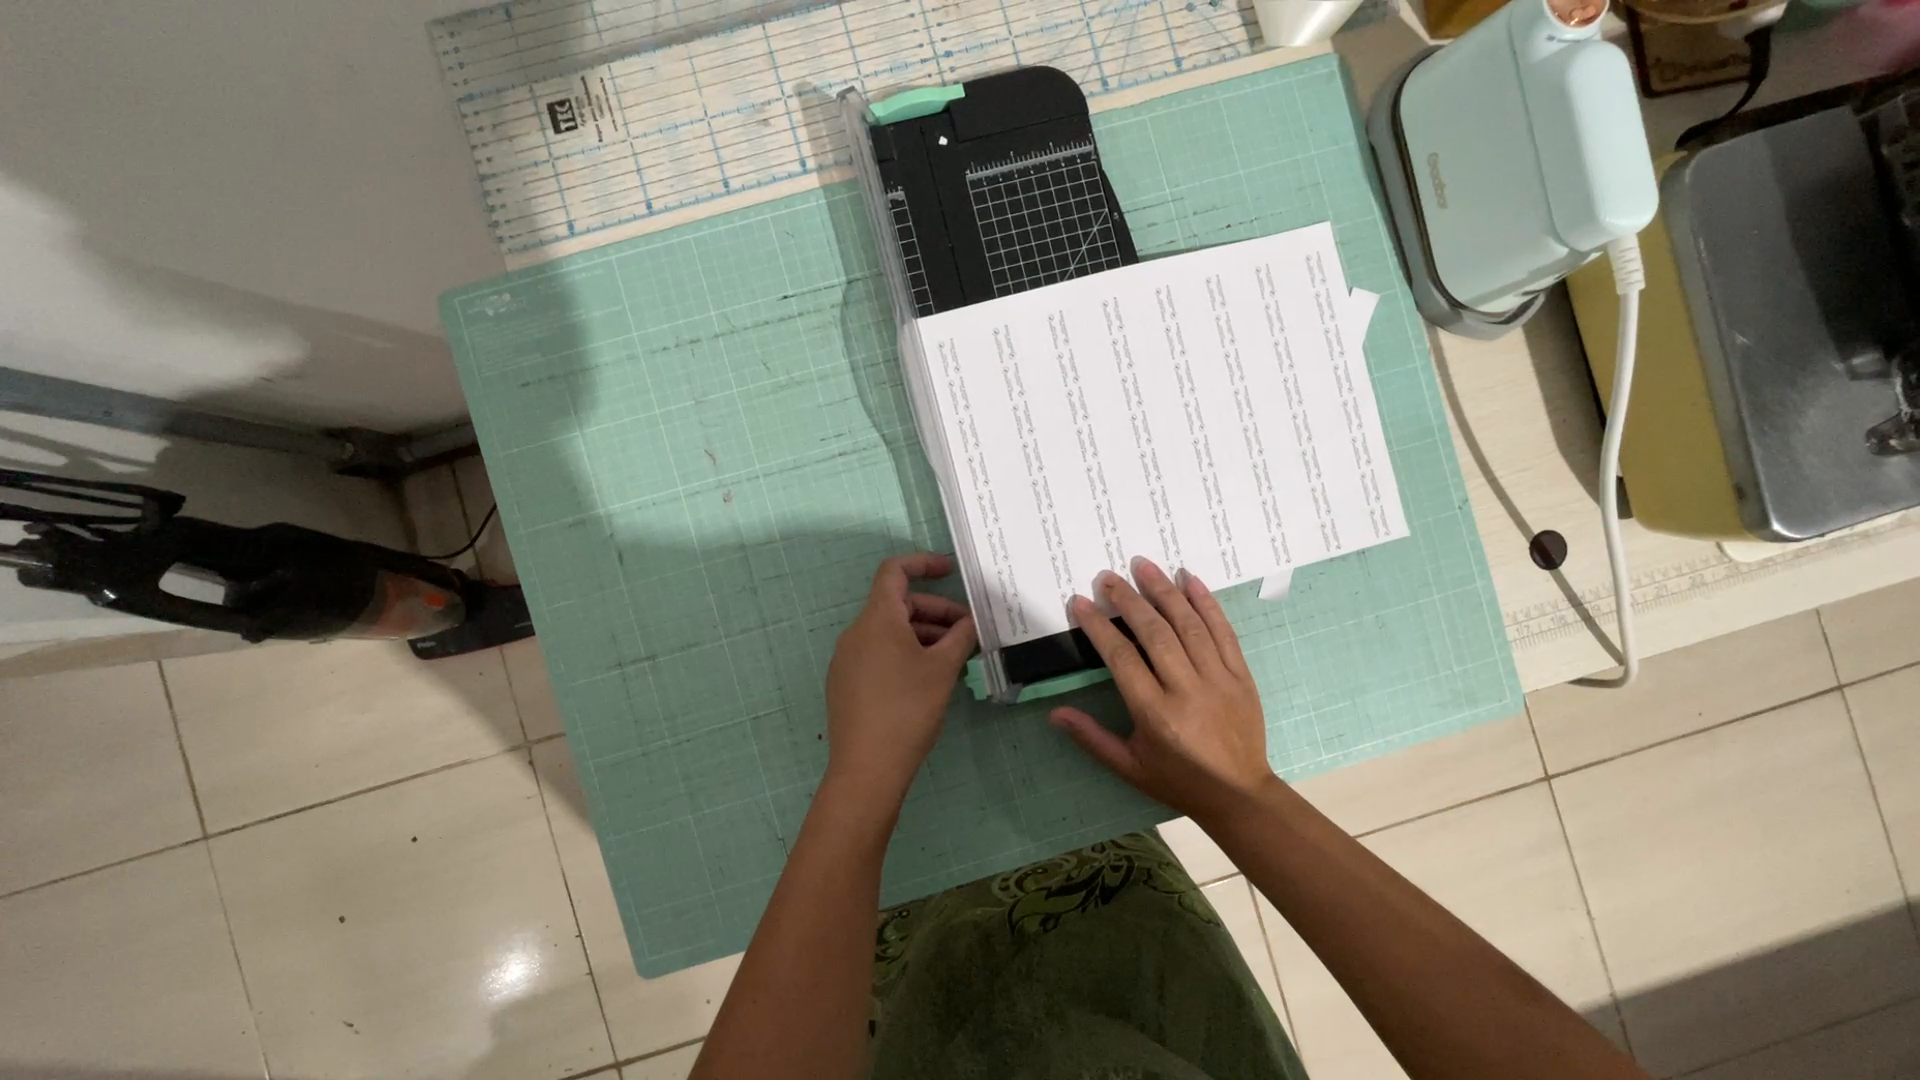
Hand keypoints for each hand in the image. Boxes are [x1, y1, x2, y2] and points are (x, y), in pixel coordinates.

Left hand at [823, 553, 977, 808]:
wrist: (867, 767)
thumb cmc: (908, 709)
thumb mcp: (943, 669)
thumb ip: (961, 637)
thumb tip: (971, 623)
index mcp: (877, 619)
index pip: (894, 571)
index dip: (923, 563)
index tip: (951, 571)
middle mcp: (856, 632)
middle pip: (897, 605)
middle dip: (935, 612)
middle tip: (968, 632)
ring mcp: (847, 659)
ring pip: (889, 632)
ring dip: (923, 635)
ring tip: (955, 658)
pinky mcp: (845, 683)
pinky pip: (878, 654)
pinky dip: (905, 654)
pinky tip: (928, 679)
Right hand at [1050, 557, 1277, 826]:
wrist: (1240, 794)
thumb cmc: (1177, 781)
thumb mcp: (1128, 767)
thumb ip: (1091, 737)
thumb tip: (1054, 713)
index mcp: (1156, 714)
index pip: (1122, 658)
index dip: (1099, 627)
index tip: (1081, 602)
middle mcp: (1187, 690)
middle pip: (1155, 633)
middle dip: (1128, 600)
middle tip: (1107, 577)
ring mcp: (1218, 679)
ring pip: (1189, 625)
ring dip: (1164, 591)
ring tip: (1142, 565)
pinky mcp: (1240, 674)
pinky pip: (1223, 631)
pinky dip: (1206, 603)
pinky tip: (1189, 579)